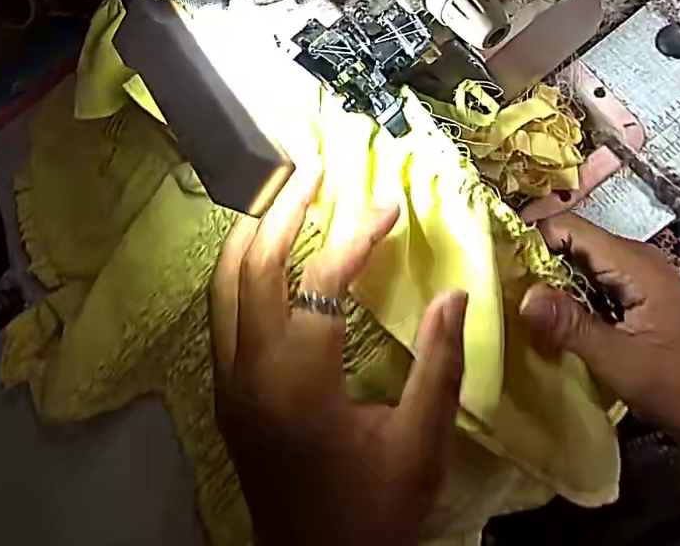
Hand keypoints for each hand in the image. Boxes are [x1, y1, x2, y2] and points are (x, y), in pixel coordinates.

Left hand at [211, 168, 468, 545]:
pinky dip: (243, 262)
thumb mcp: (419, 448)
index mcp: (300, 382)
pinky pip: (223, 305)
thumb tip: (455, 292)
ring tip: (283, 190)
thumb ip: (438, 366)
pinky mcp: (227, 389)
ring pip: (225, 281)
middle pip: (255, 264)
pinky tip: (266, 245)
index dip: (357, 235)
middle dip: (284, 208)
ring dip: (254, 229)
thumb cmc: (371, 512)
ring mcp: (230, 379)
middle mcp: (251, 371)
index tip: (389, 207)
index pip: (322, 280)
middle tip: (311, 167)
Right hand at [520, 214, 679, 451]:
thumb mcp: (622, 363)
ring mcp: (642, 276)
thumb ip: (571, 327)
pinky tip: (559, 320)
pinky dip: (576, 295)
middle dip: (541, 262)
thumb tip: (523, 296)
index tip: (503, 265)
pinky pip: (599, 281)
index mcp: (634, 263)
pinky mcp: (644, 295)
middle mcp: (637, 258)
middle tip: (507, 288)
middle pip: (576, 242)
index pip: (570, 228)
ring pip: (585, 263)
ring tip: (525, 304)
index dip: (534, 240)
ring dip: (557, 281)